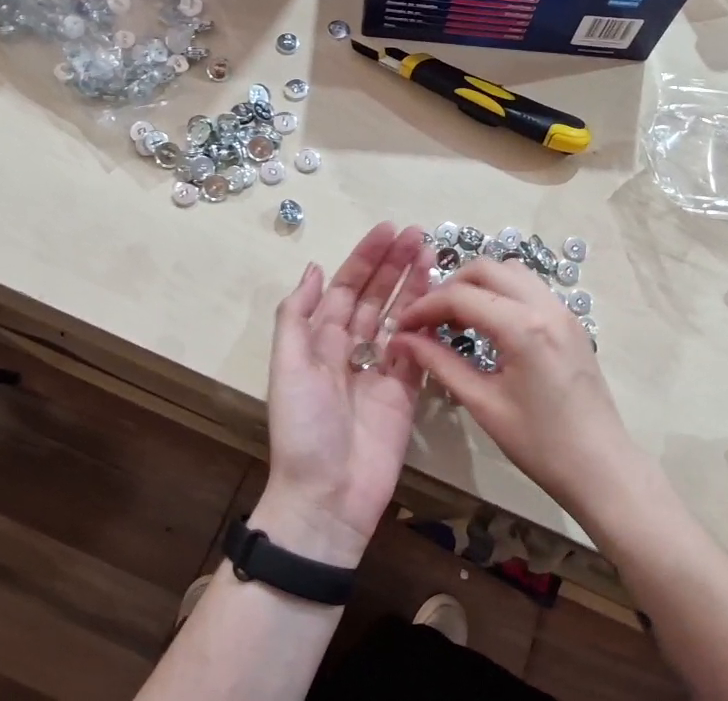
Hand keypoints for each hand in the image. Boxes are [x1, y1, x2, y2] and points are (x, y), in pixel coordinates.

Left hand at [255, 222, 430, 568]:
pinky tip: (440, 298)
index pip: (346, 288)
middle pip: (375, 297)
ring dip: (414, 285)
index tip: (388, 230)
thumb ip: (297, 316)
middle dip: (394, 264)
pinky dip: (427, 323)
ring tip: (433, 254)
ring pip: (400, 317)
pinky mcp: (406, 392)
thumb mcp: (288, 367)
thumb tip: (314, 268)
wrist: (329, 497)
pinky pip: (419, 350)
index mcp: (319, 341)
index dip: (366, 258)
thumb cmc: (303, 429)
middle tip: (419, 234)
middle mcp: (350, 349)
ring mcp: (381, 370)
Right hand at [387, 257, 639, 522]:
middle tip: (428, 319)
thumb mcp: (483, 404)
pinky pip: (530, 288)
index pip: (460, 296)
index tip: (402, 326)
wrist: (601, 467)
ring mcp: (563, 311)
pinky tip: (488, 326)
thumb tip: (401, 340)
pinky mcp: (571, 322)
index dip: (424, 307)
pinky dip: (502, 293)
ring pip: (511, 272)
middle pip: (486, 269)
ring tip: (456, 320)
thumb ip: (440, 364)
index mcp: (523, 327)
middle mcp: (545, 306)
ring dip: (478, 285)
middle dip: (450, 287)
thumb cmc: (540, 444)